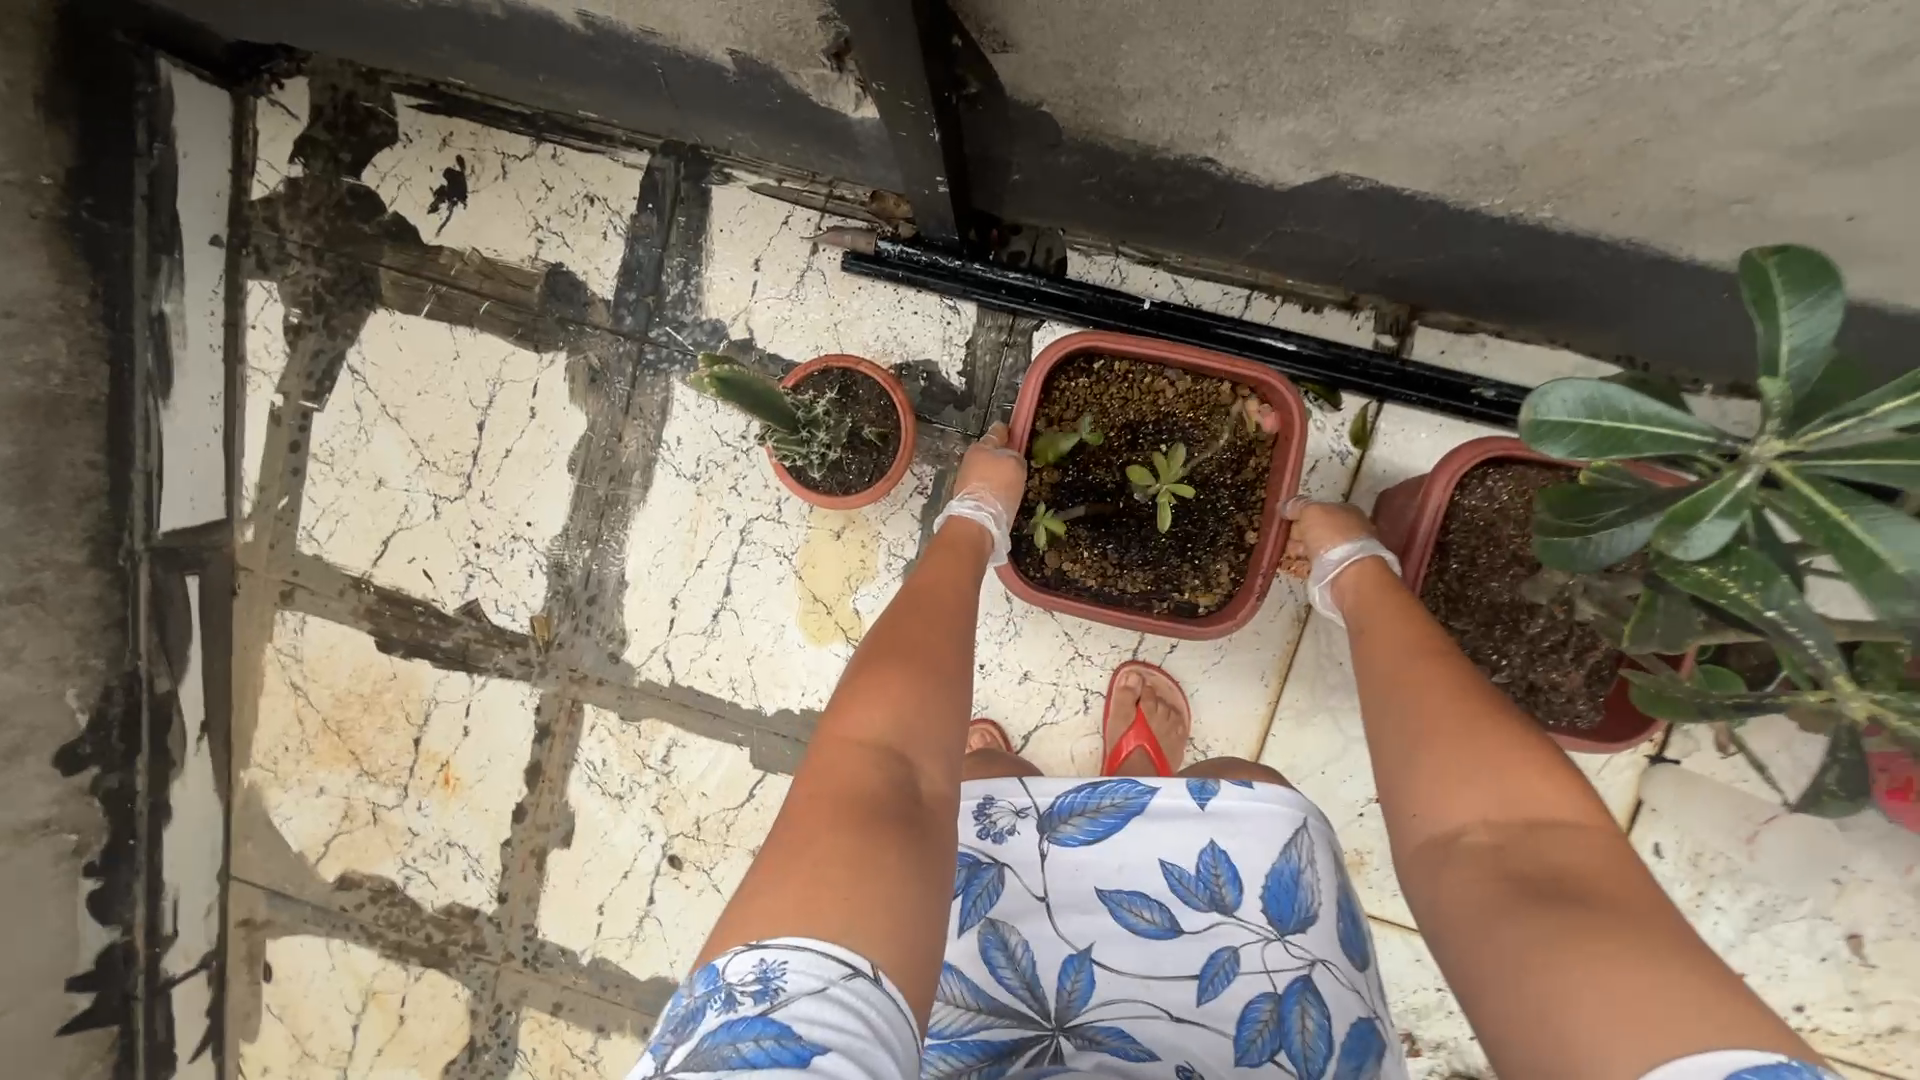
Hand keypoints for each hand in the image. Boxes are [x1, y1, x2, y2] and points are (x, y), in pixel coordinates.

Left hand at [953, 423, 1026, 518]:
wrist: (978, 520)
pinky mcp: (967, 497)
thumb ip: (1014, 456)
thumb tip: (1010, 457)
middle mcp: (970, 460)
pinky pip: (985, 488)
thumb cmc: (998, 486)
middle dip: (1000, 455)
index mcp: (981, 446)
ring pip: (986, 471)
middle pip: (990, 453)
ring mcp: (966, 479)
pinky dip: (993, 489)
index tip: (1011, 430)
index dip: (1006, 431)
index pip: (997, 432)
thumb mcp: (1015, 464)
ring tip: (1012, 483)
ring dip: (996, 474)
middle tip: (1015, 461)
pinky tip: (1003, 497)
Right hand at [1279, 496, 1377, 577]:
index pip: (1318, 510)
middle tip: (1290, 537)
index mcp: (1345, 512)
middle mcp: (1344, 531)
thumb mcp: (1311, 511)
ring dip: (1297, 550)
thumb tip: (1284, 505)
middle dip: (1297, 533)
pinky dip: (1300, 565)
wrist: (1346, 573)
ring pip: (1309, 547)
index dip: (1300, 513)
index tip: (1286, 518)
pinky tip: (1294, 564)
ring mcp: (1338, 552)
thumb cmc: (1331, 535)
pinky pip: (1309, 565)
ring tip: (1293, 553)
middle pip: (1312, 529)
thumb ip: (1297, 506)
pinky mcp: (1331, 571)